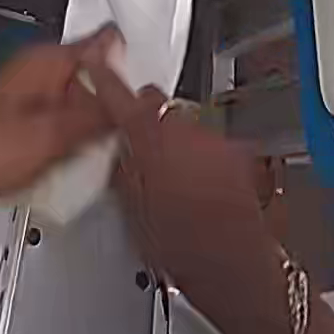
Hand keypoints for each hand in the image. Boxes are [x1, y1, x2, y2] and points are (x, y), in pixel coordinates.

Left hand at [0, 29, 117, 233]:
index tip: (150, 85)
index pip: (106, 41)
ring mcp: (31, 93)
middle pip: (97, 73)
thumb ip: (96, 114)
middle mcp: (39, 70)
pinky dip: (78, 133)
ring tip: (109, 144)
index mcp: (46, 60)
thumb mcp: (50, 137)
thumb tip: (129, 99)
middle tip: (132, 125)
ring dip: (98, 119)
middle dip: (116, 98)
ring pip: (82, 98)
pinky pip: (65, 118)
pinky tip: (80, 156)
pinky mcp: (25, 117)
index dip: (134, 60)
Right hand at [89, 67, 293, 333]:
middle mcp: (184, 130)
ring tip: (173, 180)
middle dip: (144, 117)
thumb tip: (116, 151)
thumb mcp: (134, 213)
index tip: (96, 64)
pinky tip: (200, 184)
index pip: (120, 96)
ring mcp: (212, 138)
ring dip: (174, 139)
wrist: (238, 268)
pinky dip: (200, 154)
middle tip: (137, 148)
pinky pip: (208, 141)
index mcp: (151, 141)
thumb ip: (122, 169)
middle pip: (155, 103)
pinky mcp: (235, 150)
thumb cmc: (185, 249)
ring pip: (182, 122)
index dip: (105, 78)